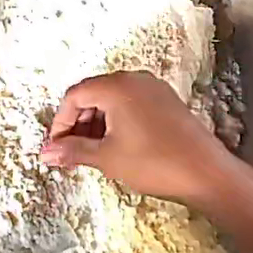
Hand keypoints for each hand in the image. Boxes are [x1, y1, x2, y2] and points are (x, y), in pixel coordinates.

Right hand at [40, 71, 246, 210]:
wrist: (207, 173)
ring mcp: (152, 88)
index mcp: (116, 86)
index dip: (60, 122)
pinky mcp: (166, 100)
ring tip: (93, 153)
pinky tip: (117, 146)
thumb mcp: (107, 158)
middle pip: (92, 94)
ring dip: (97, 124)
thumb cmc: (154, 162)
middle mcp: (134, 79)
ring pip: (112, 99)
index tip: (56, 147)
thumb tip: (45, 154)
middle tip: (71, 152)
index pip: (74, 95)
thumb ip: (73, 151)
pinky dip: (117, 121)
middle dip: (78, 123)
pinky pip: (130, 104)